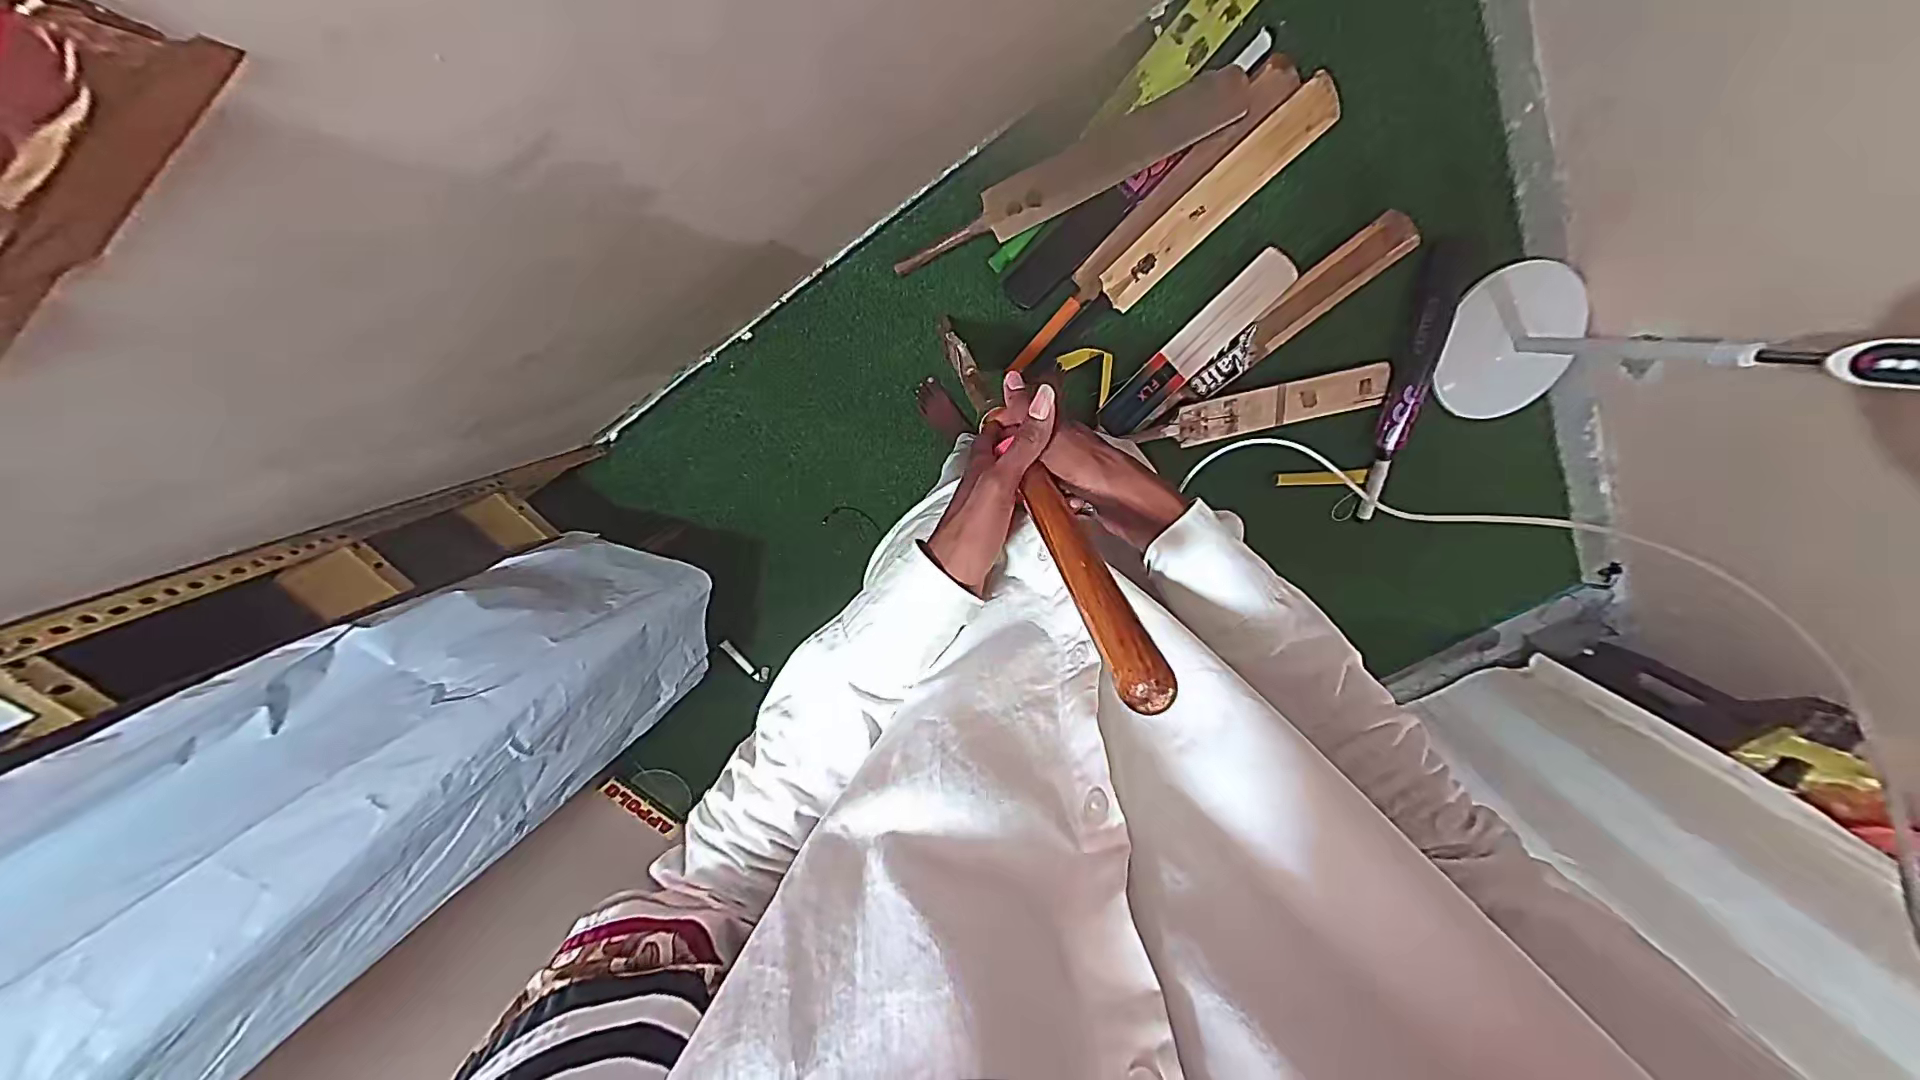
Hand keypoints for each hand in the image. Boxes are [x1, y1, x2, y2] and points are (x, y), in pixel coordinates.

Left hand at [922, 380, 1056, 592]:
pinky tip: (1047, 502)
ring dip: (1036, 471)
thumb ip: (1023, 443)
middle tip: (1057, 435)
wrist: (956, 574)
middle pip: (1009, 452)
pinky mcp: (998, 523)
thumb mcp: (1002, 480)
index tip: (1040, 402)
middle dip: (1031, 442)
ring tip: (1060, 467)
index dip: (1017, 413)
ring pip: (1016, 477)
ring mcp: (991, 501)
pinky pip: (1020, 502)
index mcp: (982, 462)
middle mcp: (985, 479)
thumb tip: (1041, 402)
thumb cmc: (969, 532)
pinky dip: (1035, 498)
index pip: (999, 427)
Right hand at [999, 371, 1189, 550]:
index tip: (989, 443)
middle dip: (1014, 461)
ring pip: (1036, 472)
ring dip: (1029, 483)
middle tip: (1010, 472)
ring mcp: (1070, 468)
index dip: (1002, 429)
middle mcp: (1064, 444)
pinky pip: (1050, 492)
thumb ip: (1030, 412)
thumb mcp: (1052, 438)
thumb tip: (1012, 379)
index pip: (1020, 417)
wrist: (1129, 505)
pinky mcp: (1076, 491)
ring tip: (1028, 489)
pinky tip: (1049, 501)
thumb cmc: (1099, 470)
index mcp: (1058, 424)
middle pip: (1026, 448)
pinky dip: (1047, 498)